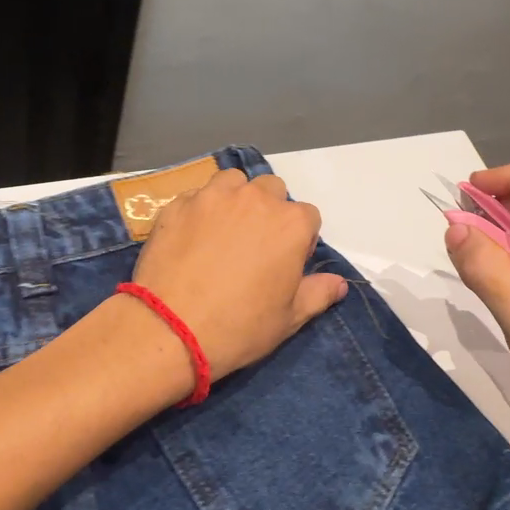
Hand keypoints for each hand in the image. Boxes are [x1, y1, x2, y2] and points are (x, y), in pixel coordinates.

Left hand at [132, 168, 347, 380]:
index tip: (283, 264)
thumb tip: (339, 283)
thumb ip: (318, 293)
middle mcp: (254, 199)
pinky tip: (191, 237)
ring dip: (234, 200)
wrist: (170, 327)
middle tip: (252, 247)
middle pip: (271, 190)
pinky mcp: (178, 203)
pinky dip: (200, 209)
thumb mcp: (288, 319)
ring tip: (222, 233)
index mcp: (290, 223)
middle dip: (268, 211)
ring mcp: (212, 196)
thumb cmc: (239, 326)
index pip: (308, 217)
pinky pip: (197, 196)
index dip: (299, 240)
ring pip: (233, 183)